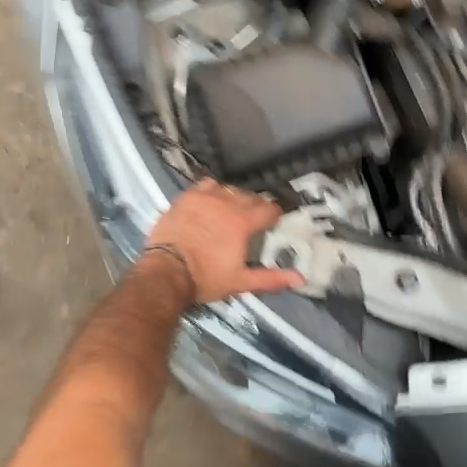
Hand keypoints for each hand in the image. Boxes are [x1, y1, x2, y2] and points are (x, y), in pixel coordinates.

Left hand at [145, 179, 305, 303]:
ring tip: (232, 207)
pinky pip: (206, 185)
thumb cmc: (206, 277)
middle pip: (249, 196)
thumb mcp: (240, 281)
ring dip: (235, 196)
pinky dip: (213, 190)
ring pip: (228, 188)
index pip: (268, 209)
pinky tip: (211, 199)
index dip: (274, 213)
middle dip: (256, 204)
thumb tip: (300, 278)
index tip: (274, 219)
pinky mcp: (187, 197)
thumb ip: (271, 278)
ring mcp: (205, 198)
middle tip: (254, 216)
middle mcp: (227, 203)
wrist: (166, 270)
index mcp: (243, 222)